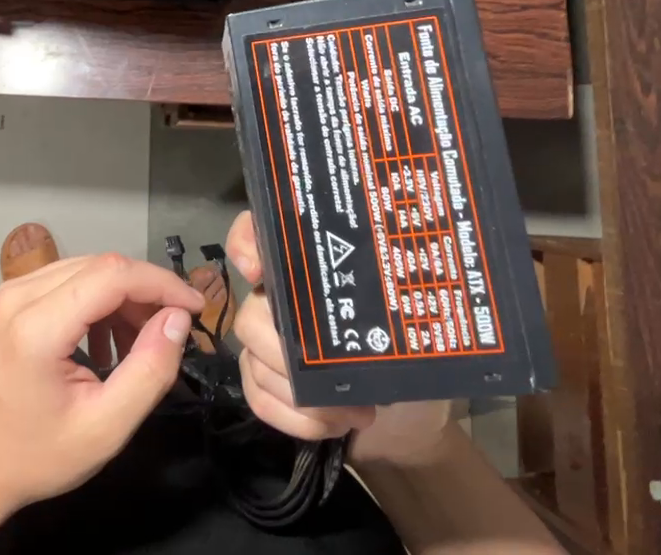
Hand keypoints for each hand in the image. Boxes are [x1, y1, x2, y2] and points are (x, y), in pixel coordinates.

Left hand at [0, 253, 204, 516]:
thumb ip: (149, 371)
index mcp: (37, 327)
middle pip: (101, 266)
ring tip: (142, 345)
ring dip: (125, 297)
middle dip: (147, 291)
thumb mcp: (105, 428)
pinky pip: (69, 280)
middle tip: (174, 332)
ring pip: (87, 268)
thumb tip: (178, 320)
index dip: (161, 283)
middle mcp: (20, 294)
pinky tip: (107, 345)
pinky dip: (100, 301)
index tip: (196, 309)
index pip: (112, 275)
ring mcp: (12, 291)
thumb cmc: (36, 455)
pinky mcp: (13, 298)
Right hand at [225, 210, 452, 466]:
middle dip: (286, 354)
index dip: (243, 245)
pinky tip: (331, 425)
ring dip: (301, 395)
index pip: (256, 234)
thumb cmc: (412, 354)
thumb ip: (392, 300)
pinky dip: (294, 418)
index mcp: (309, 267)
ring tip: (354, 410)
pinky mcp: (265, 383)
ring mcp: (266, 342)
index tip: (256, 271)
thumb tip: (389, 292)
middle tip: (331, 375)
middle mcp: (277, 297)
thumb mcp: (410, 320)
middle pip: (250, 316)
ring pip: (253, 361)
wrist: (416, 417)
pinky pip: (257, 397)